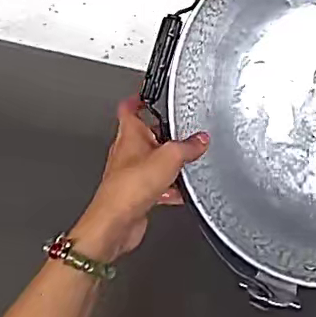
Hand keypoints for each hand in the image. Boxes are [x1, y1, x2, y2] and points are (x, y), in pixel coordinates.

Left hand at [69, 97, 208, 262]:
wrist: (115, 223)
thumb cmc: (128, 187)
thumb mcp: (169, 158)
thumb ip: (187, 146)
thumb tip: (200, 139)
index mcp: (129, 134)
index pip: (129, 107)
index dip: (138, 98)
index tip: (148, 93)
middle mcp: (126, 151)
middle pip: (145, 134)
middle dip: (162, 133)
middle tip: (178, 132)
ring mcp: (129, 172)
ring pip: (151, 160)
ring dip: (166, 162)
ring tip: (183, 162)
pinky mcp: (135, 193)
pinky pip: (154, 184)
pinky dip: (167, 186)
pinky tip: (178, 191)